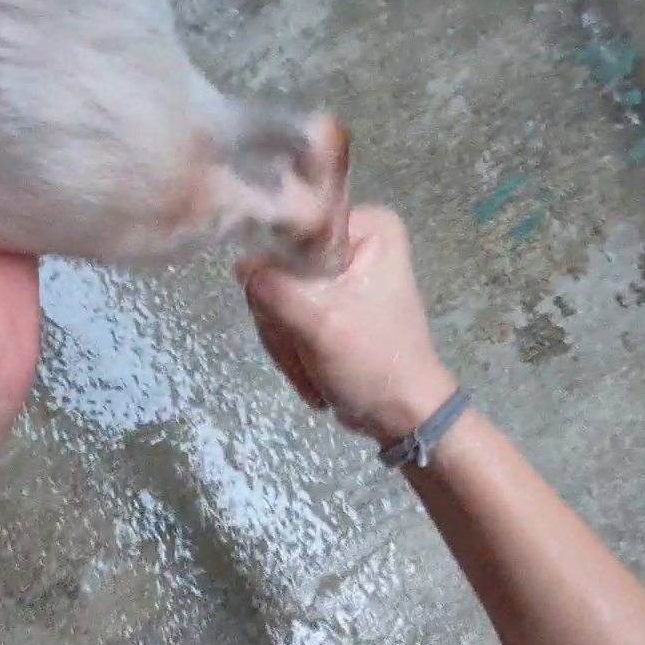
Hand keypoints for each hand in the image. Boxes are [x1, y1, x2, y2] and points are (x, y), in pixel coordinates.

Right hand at [236, 207, 457, 444]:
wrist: (402, 415)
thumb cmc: (372, 364)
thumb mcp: (320, 323)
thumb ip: (273, 288)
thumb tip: (243, 268)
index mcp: (369, 229)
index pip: (293, 232)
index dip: (280, 275)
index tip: (288, 316)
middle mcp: (357, 241)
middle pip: (282, 269)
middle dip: (283, 322)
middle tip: (304, 354)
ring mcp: (342, 275)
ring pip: (278, 297)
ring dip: (287, 343)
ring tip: (312, 372)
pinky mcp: (332, 303)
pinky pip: (288, 316)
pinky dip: (293, 350)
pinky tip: (313, 375)